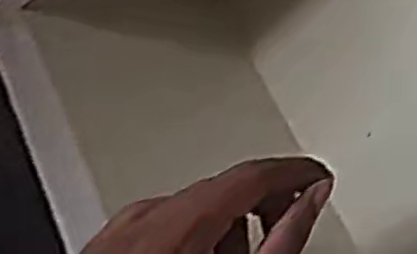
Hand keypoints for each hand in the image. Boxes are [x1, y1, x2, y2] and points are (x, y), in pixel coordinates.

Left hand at [83, 157, 333, 253]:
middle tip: (291, 218)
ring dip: (227, 223)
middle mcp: (144, 217)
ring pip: (192, 206)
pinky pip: (158, 225)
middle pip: (227, 186)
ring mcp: (113, 236)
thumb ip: (283, 236)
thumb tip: (315, 195)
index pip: (258, 171)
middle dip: (265, 200)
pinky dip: (189, 235)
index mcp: (180, 218)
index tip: (319, 179)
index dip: (299, 172)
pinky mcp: (96, 250)